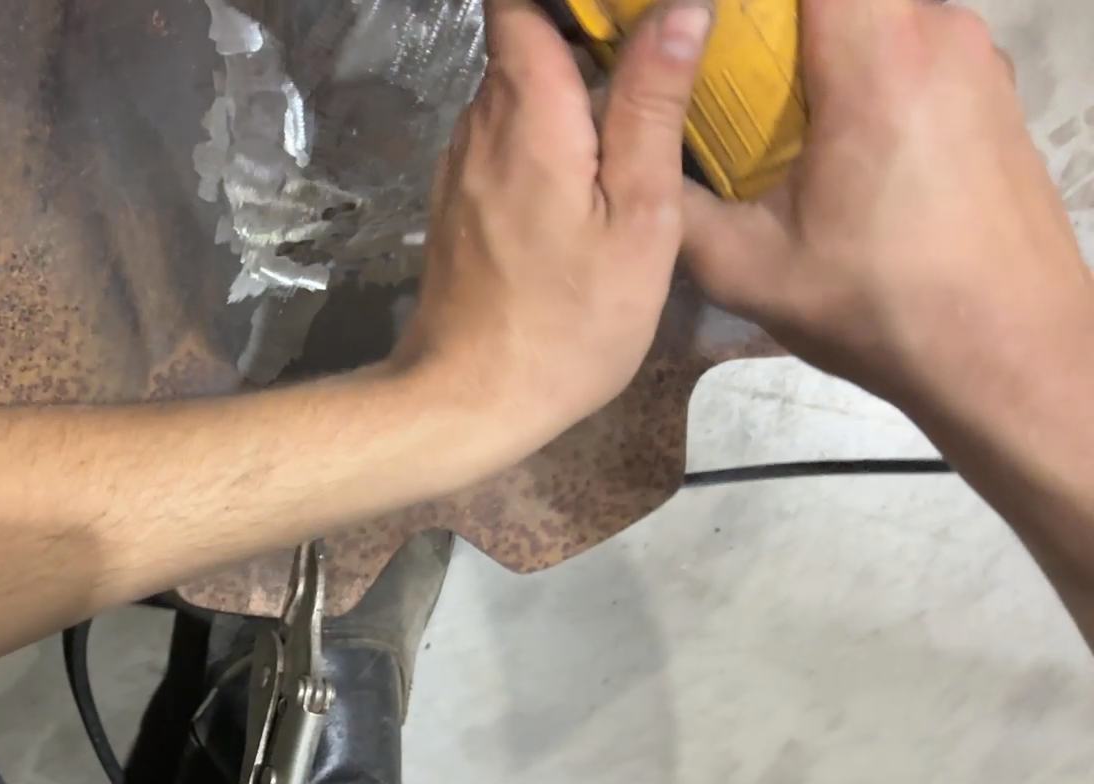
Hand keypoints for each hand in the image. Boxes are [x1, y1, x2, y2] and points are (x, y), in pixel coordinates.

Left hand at [395, 0, 715, 441]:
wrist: (465, 398)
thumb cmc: (565, 322)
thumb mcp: (637, 218)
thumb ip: (649, 108)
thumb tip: (676, 7)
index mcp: (525, 118)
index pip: (516, 8)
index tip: (614, 10)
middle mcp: (475, 135)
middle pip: (517, 46)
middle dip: (578, 29)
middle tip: (650, 55)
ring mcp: (456, 177)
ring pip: (506, 97)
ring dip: (561, 85)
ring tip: (632, 97)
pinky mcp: (454, 213)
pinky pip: (495, 144)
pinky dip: (537, 132)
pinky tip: (583, 162)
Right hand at [682, 0, 1093, 407]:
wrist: (996, 339)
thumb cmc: (867, 301)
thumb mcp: (739, 264)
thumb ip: (675, 202)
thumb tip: (628, 159)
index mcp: (878, 67)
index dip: (739, 1)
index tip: (685, 26)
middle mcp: (936, 35)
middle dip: (755, 23)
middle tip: (694, 80)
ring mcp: (967, 56)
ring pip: (864, 12)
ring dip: (793, 45)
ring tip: (734, 109)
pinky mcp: (976, 85)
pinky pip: (893, 41)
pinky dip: (834, 64)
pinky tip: (796, 132)